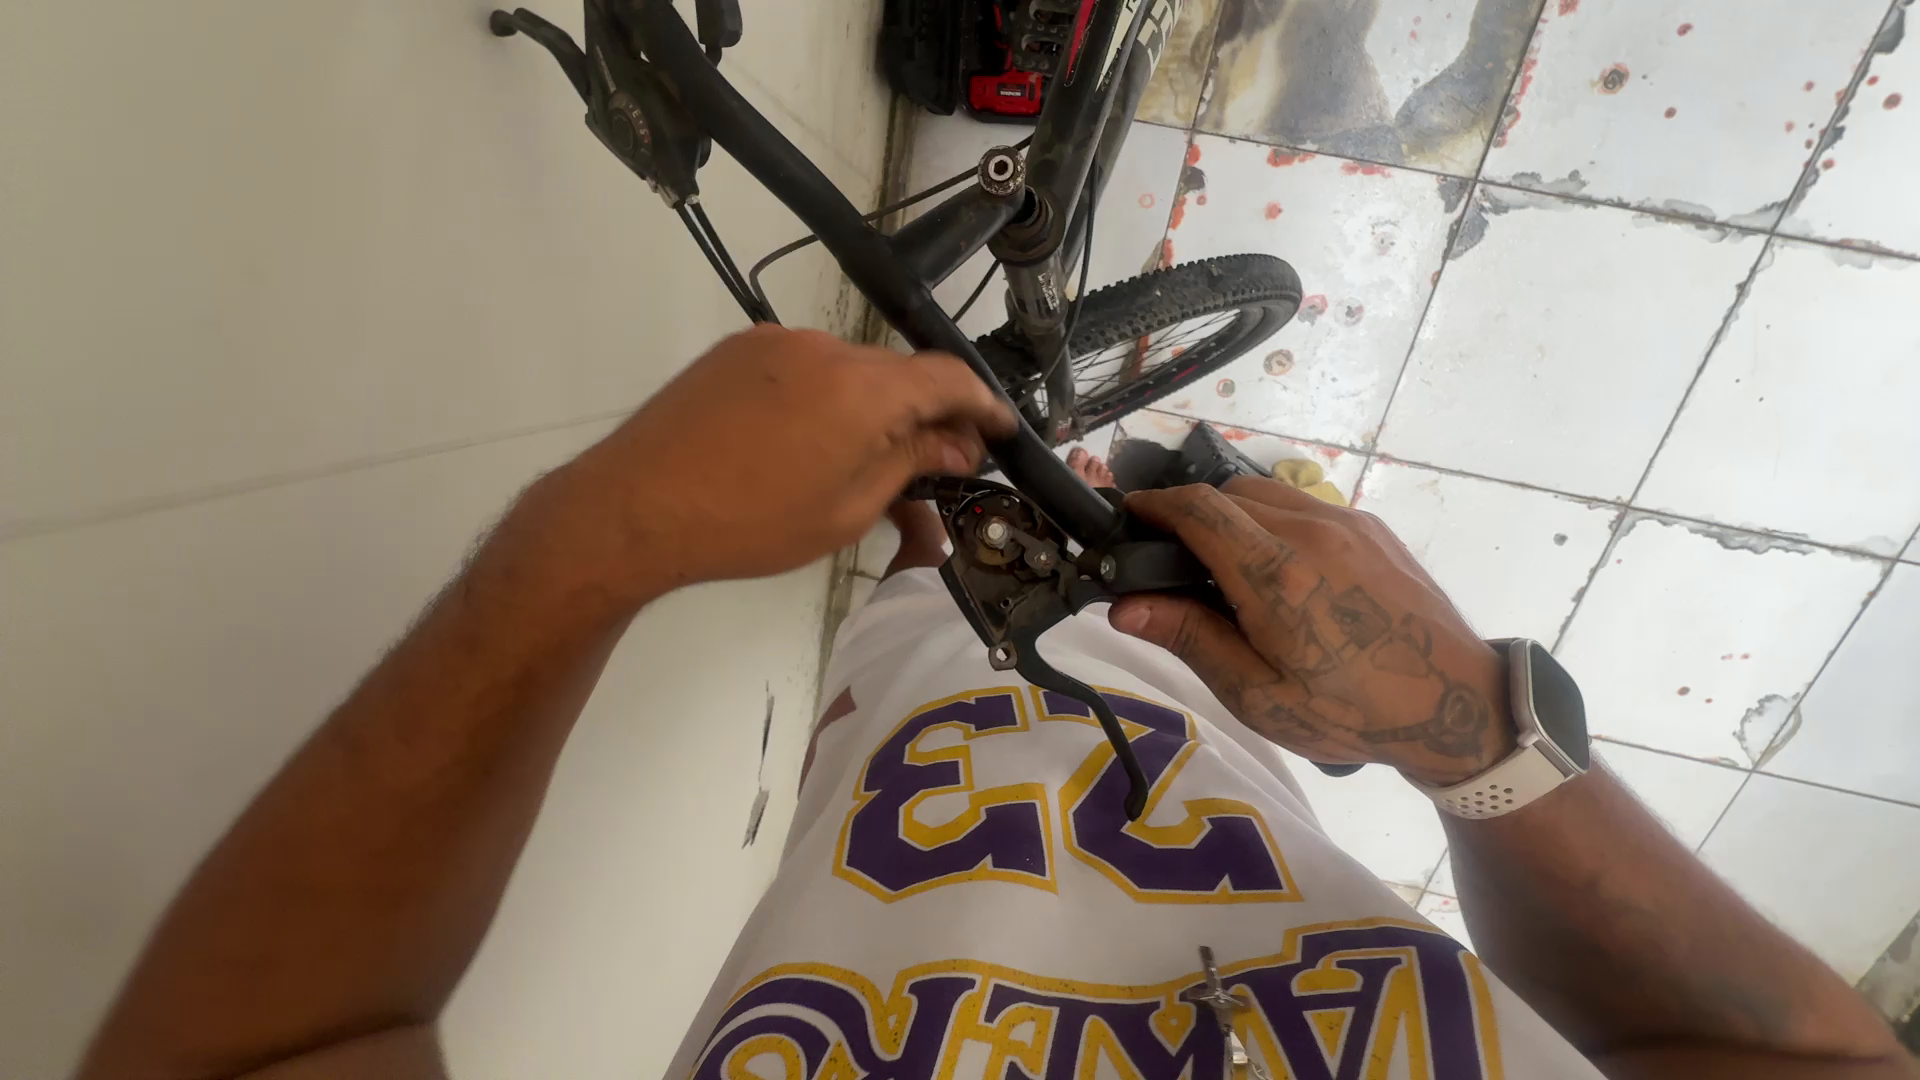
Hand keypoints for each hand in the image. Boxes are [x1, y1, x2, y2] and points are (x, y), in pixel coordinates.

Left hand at [533, 325, 1014, 602]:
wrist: (633, 510)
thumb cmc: (749, 525)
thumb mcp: (847, 509)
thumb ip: (909, 464)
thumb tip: (956, 446)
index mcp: (860, 390)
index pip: (948, 378)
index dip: (983, 404)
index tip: (999, 429)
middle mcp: (823, 348)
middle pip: (899, 372)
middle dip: (926, 412)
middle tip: (934, 460)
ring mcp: (776, 343)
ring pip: (853, 368)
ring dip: (874, 405)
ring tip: (863, 457)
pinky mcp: (740, 349)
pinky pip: (807, 365)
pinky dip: (829, 396)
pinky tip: (811, 439)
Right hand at [1108, 477, 1514, 785]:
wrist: (1459, 706)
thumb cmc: (1348, 711)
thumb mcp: (1257, 694)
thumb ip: (1190, 639)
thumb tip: (1125, 606)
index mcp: (1275, 575)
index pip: (1198, 509)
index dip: (1154, 505)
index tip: (1127, 514)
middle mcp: (1309, 531)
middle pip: (1225, 492)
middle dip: (1186, 511)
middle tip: (1169, 554)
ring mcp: (1345, 522)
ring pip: (1263, 492)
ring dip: (1226, 511)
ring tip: (1220, 559)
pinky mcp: (1370, 526)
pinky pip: (1300, 504)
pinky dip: (1267, 517)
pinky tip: (1274, 563)